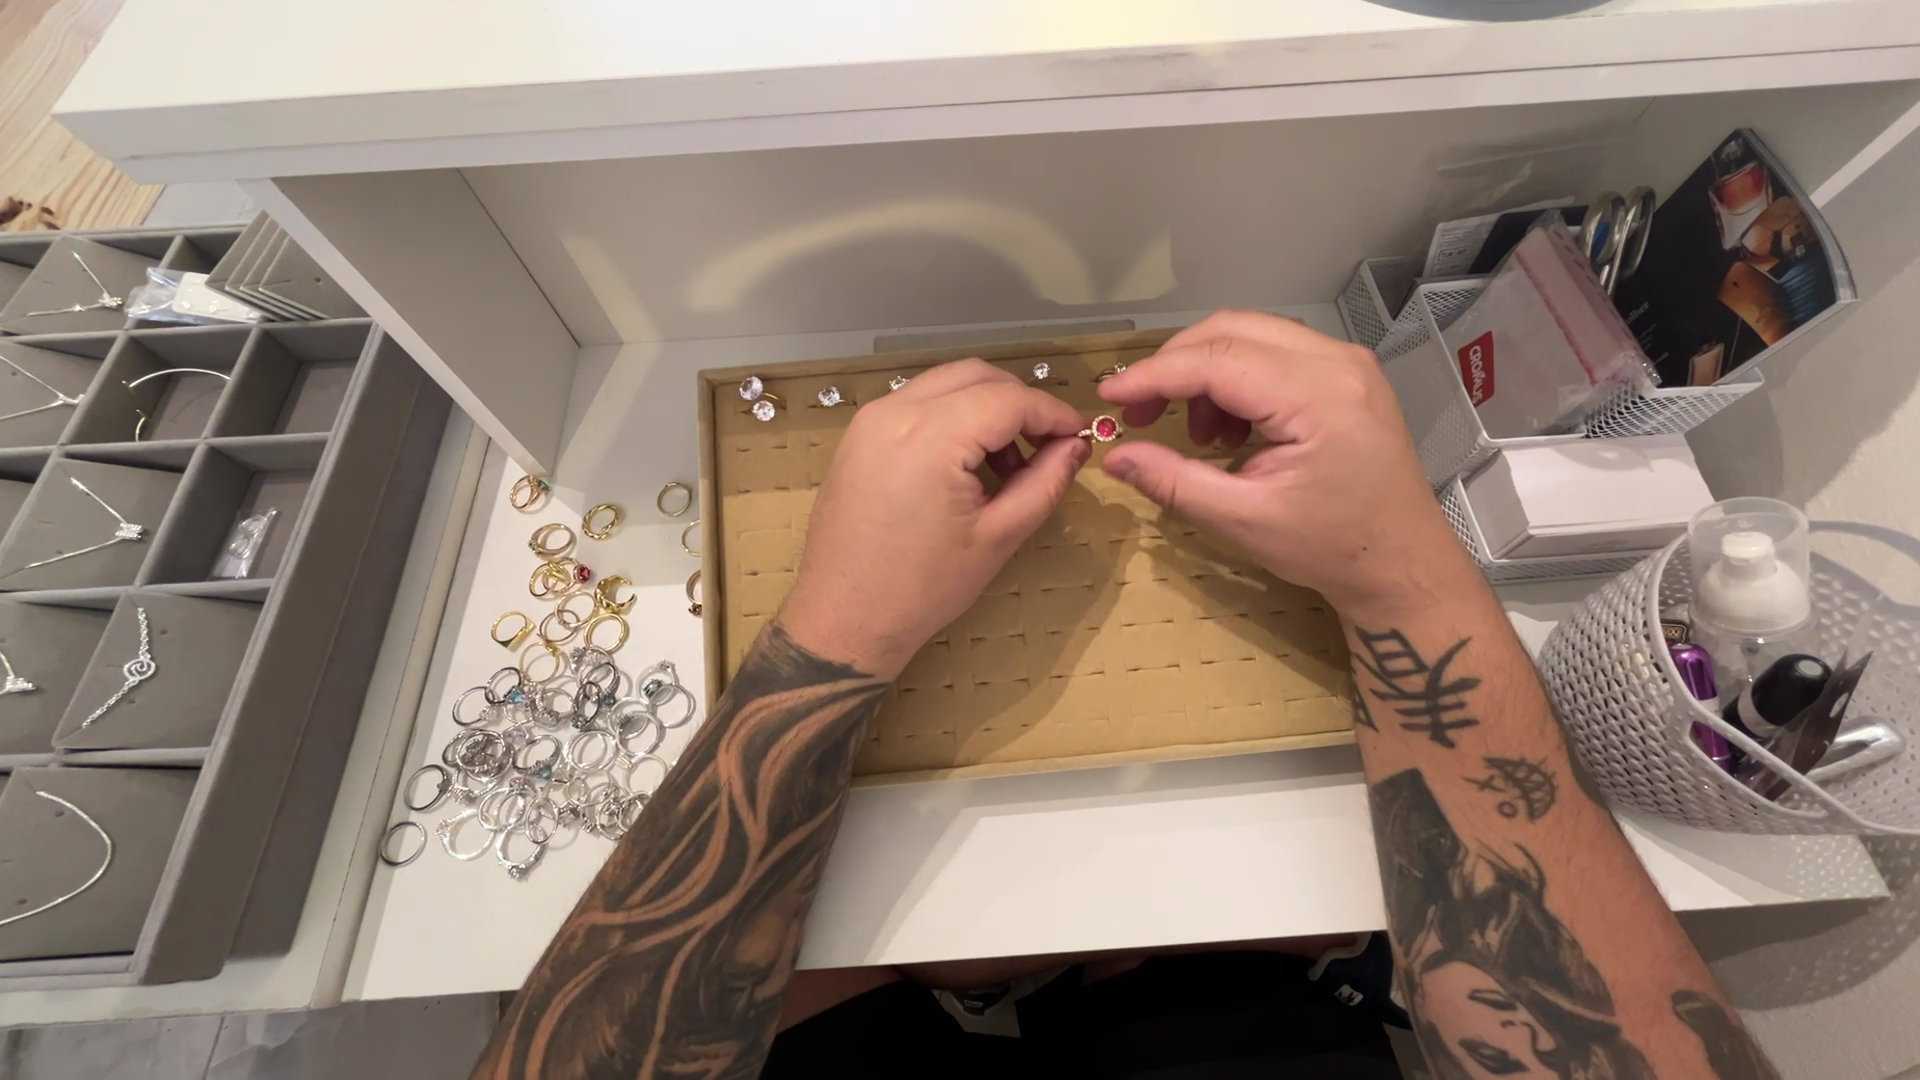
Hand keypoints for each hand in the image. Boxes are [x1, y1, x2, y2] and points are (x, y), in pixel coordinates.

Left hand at [780, 360, 1091, 677]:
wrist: (845, 618)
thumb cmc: (921, 588)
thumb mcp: (998, 536)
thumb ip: (1045, 482)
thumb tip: (1075, 446)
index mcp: (930, 435)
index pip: (1009, 399)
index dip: (1052, 412)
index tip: (1078, 434)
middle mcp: (894, 412)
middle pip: (976, 375)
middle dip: (1020, 402)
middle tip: (1046, 446)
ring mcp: (869, 420)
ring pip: (945, 385)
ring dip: (985, 408)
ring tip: (1006, 464)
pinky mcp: (857, 436)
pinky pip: (917, 404)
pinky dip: (952, 417)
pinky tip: (966, 463)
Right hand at [1097, 311, 1479, 621]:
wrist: (1401, 563)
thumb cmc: (1329, 548)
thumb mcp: (1242, 520)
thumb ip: (1173, 482)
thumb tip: (1114, 457)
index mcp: (1318, 396)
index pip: (1216, 361)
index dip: (1153, 375)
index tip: (1108, 396)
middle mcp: (1336, 362)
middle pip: (1230, 331)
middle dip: (1173, 366)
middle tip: (1140, 414)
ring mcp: (1346, 363)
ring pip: (1250, 337)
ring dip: (1203, 374)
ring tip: (1196, 436)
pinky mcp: (1345, 375)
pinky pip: (1273, 355)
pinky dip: (1234, 381)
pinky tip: (1230, 431)